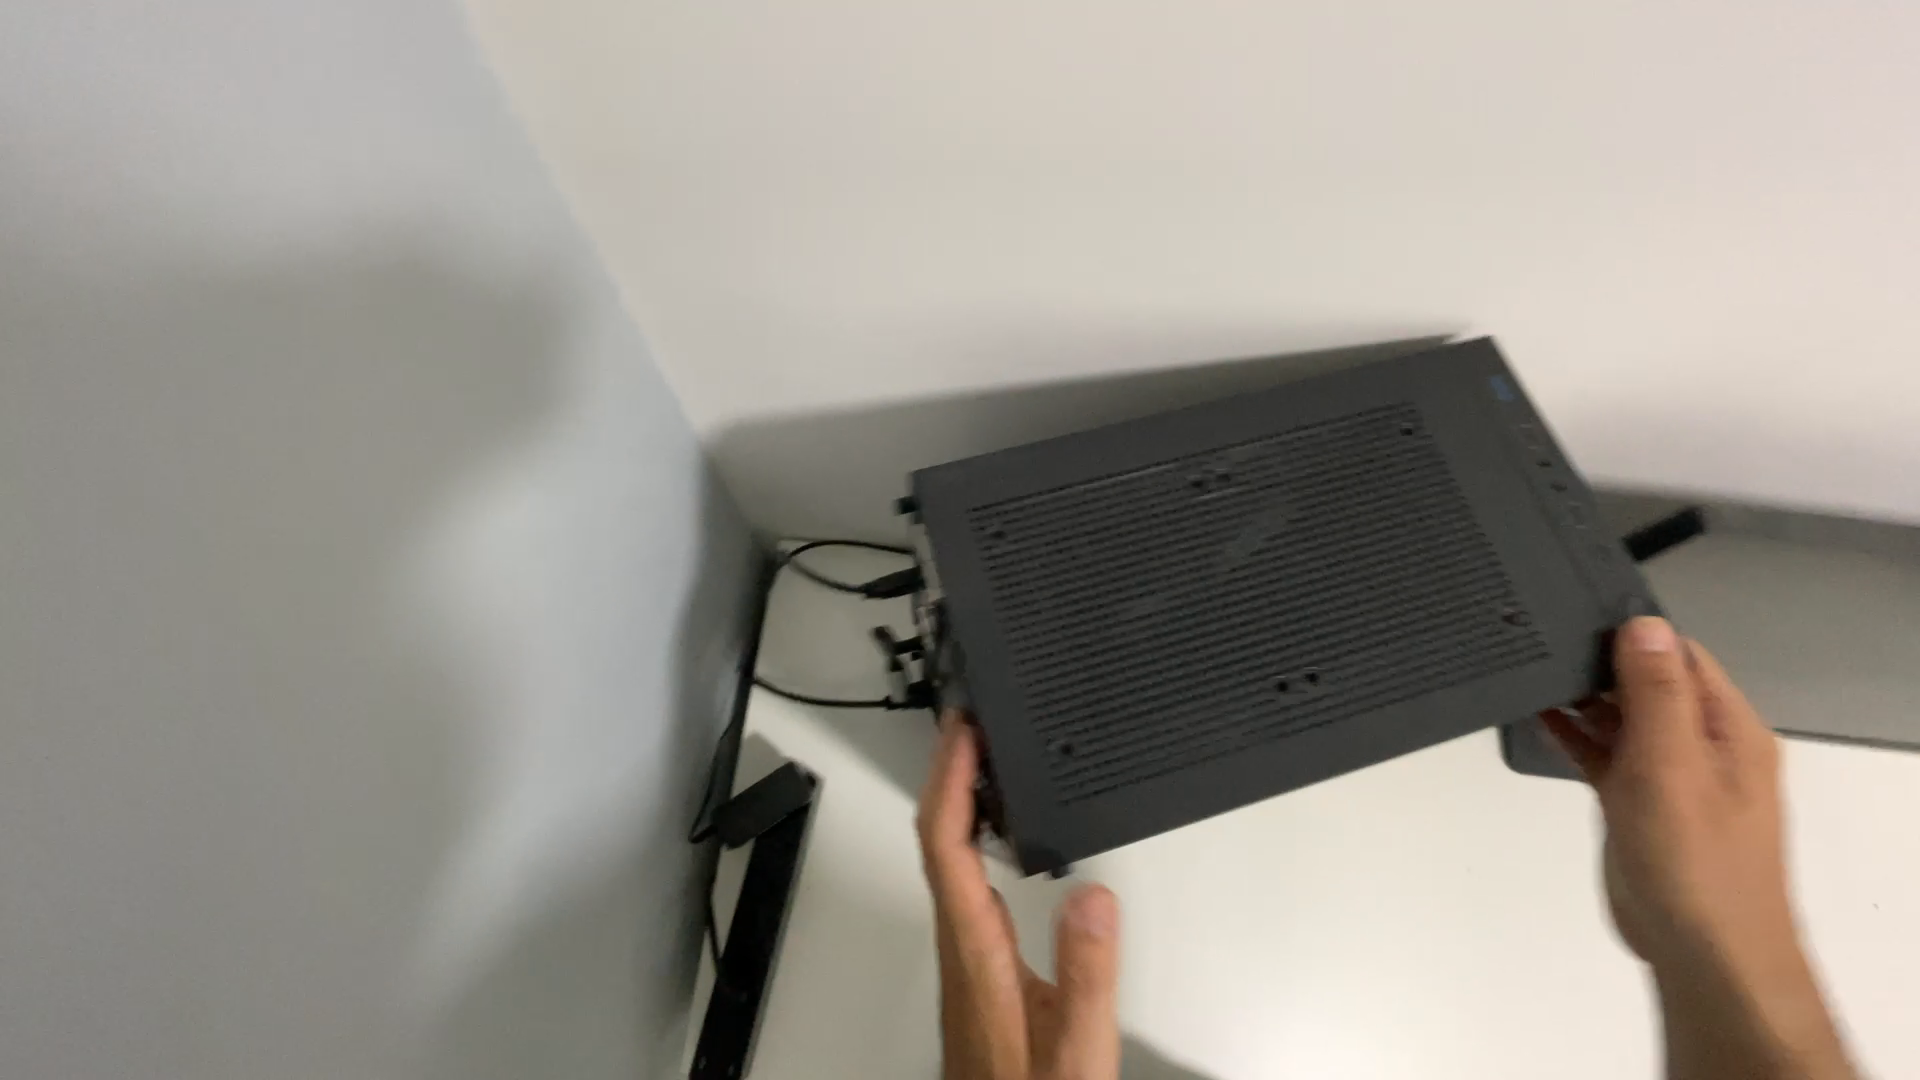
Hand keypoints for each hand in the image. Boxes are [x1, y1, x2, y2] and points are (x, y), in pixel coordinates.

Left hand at [917, 711, 1121, 1079]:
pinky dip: (970, 830)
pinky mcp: (976, 954)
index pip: (946, 845)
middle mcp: (959, 939)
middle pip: (936, 837)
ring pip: (944, 851)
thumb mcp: (1075, 1051)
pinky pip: (961, 872)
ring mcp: (963, 946)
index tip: (963, 734)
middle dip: (947, 771)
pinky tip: (993, 824)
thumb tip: (1093, 894)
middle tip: (966, 725)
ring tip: (978, 755)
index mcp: (976, 950)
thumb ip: (1087, 976)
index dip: (950, 781)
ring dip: (955, 796)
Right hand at [1544, 617, 1856, 1079]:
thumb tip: (1644, 625)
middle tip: (1543, 643)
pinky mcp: (1634, 797)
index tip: (1577, 614)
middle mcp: (1700, 745)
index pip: (1681, 656)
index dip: (1633, 632)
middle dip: (1599, 662)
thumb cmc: (1694, 860)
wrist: (1697, 946)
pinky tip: (1538, 717)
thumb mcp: (1670, 764)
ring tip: (1531, 673)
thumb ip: (1655, 693)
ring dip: (1581, 696)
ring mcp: (1666, 773)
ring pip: (1619, 715)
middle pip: (1646, 682)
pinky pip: (1600, 749)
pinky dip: (1571, 731)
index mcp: (1727, 730)